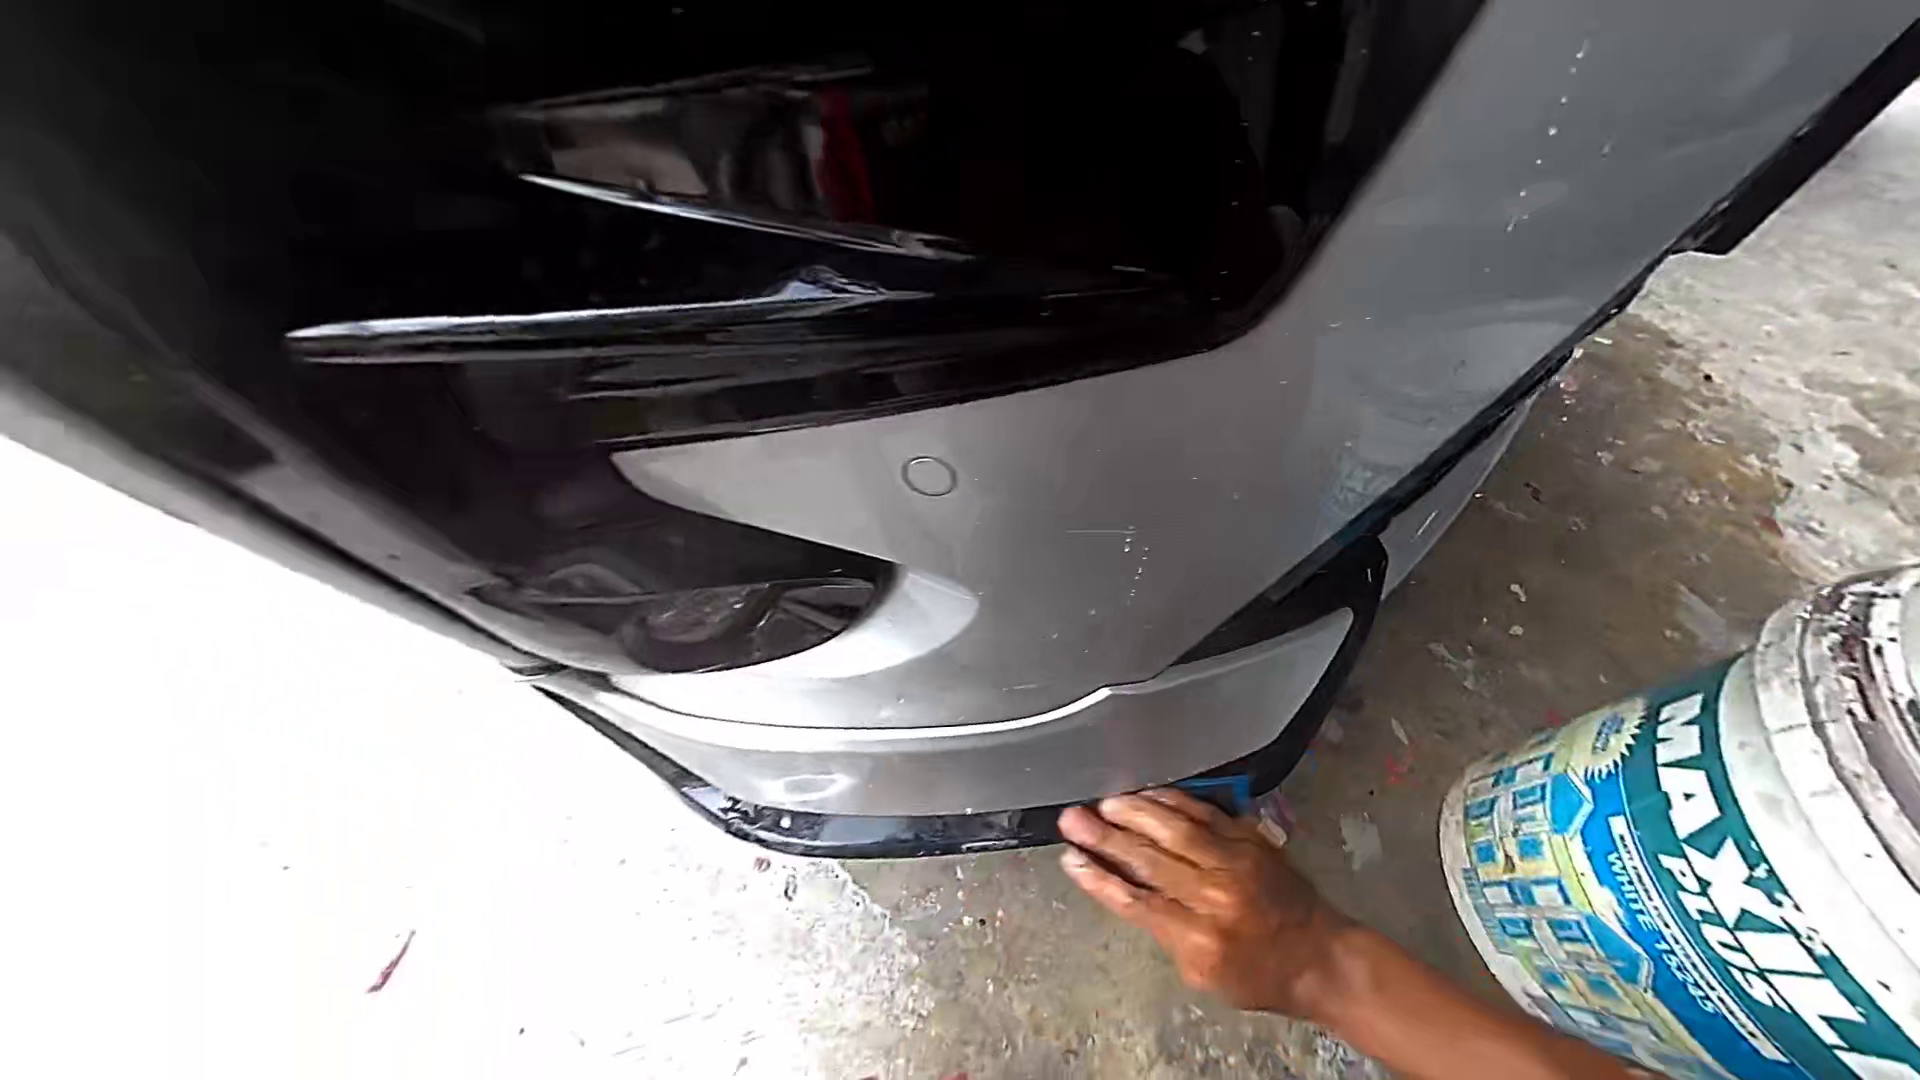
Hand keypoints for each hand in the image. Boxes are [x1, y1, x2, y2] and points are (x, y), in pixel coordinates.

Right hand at [1057, 789, 1354, 1017]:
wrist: (1322, 955)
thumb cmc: (1257, 974)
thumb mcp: (1202, 974)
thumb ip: (1163, 929)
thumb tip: (1123, 886)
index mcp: (1201, 938)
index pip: (1136, 901)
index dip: (1098, 878)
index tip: (1070, 858)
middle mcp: (1215, 894)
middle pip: (1147, 858)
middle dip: (1103, 836)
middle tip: (1071, 819)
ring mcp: (1234, 859)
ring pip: (1171, 826)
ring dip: (1131, 811)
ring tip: (1101, 803)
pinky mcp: (1247, 836)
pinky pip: (1200, 810)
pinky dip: (1167, 799)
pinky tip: (1142, 793)